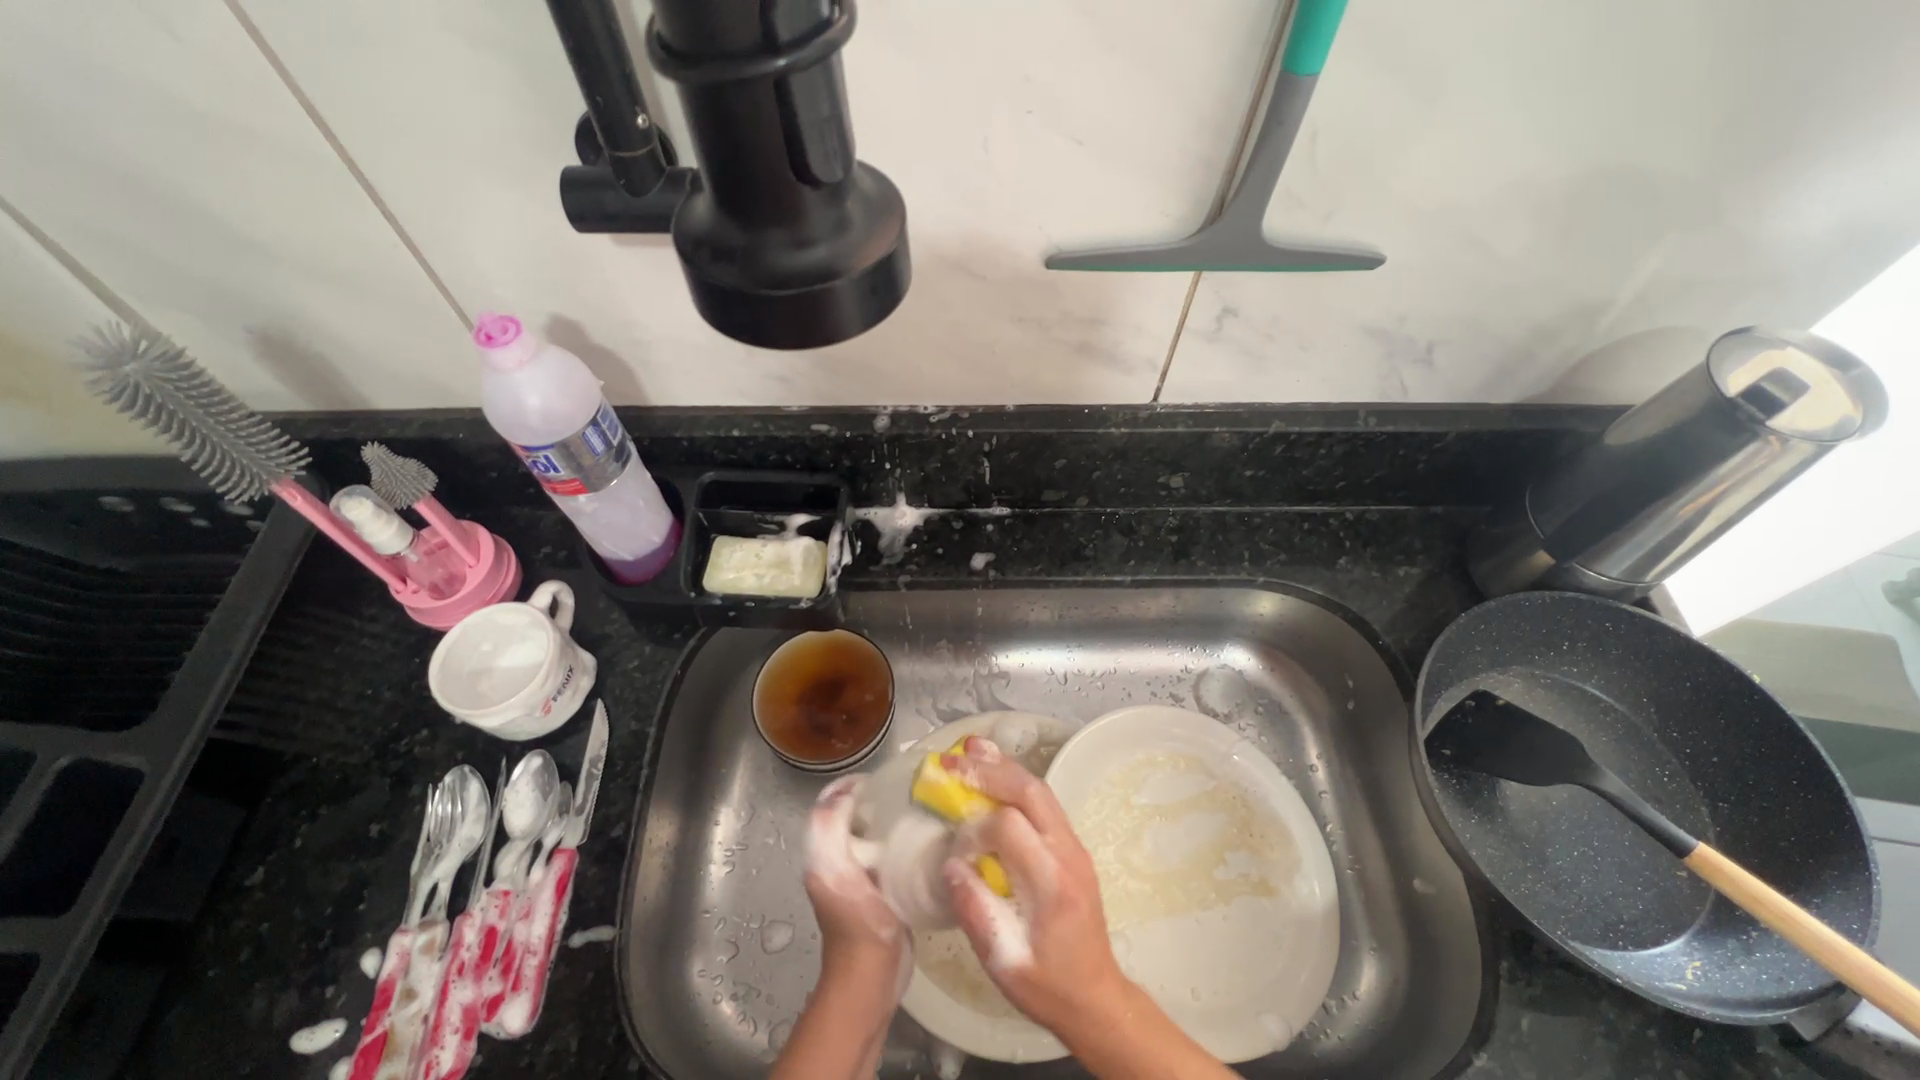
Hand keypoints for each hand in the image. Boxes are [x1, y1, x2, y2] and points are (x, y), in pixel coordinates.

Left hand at [804, 775, 907, 977]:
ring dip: (897, 822)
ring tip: (926, 809)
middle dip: (880, 801)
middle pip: (858, 818)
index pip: (833, 805)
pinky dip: (910, 846)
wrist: (872, 977)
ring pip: (879, 837)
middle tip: (914, 790)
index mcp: (823, 854)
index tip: (888, 778)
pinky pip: (896, 858)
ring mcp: (864, 879)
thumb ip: (830, 830)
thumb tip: (846, 791)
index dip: (854, 786)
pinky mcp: (887, 894)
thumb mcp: (835, 870)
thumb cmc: (856, 923)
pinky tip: (932, 841)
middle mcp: (840, 862)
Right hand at [939, 737, 1129, 1035]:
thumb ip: (975, 911)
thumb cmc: (1048, 985)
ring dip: (1004, 768)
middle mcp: (1069, 854)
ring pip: (1040, 790)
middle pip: (1030, 792)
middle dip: (988, 772)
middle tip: (951, 761)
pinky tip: (994, 772)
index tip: (955, 849)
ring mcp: (1074, 847)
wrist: (1096, 997)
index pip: (1010, 827)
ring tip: (970, 748)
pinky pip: (1044, 804)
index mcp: (1053, 883)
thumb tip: (950, 865)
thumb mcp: (1004, 962)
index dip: (975, 829)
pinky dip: (1016, 783)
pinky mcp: (1072, 848)